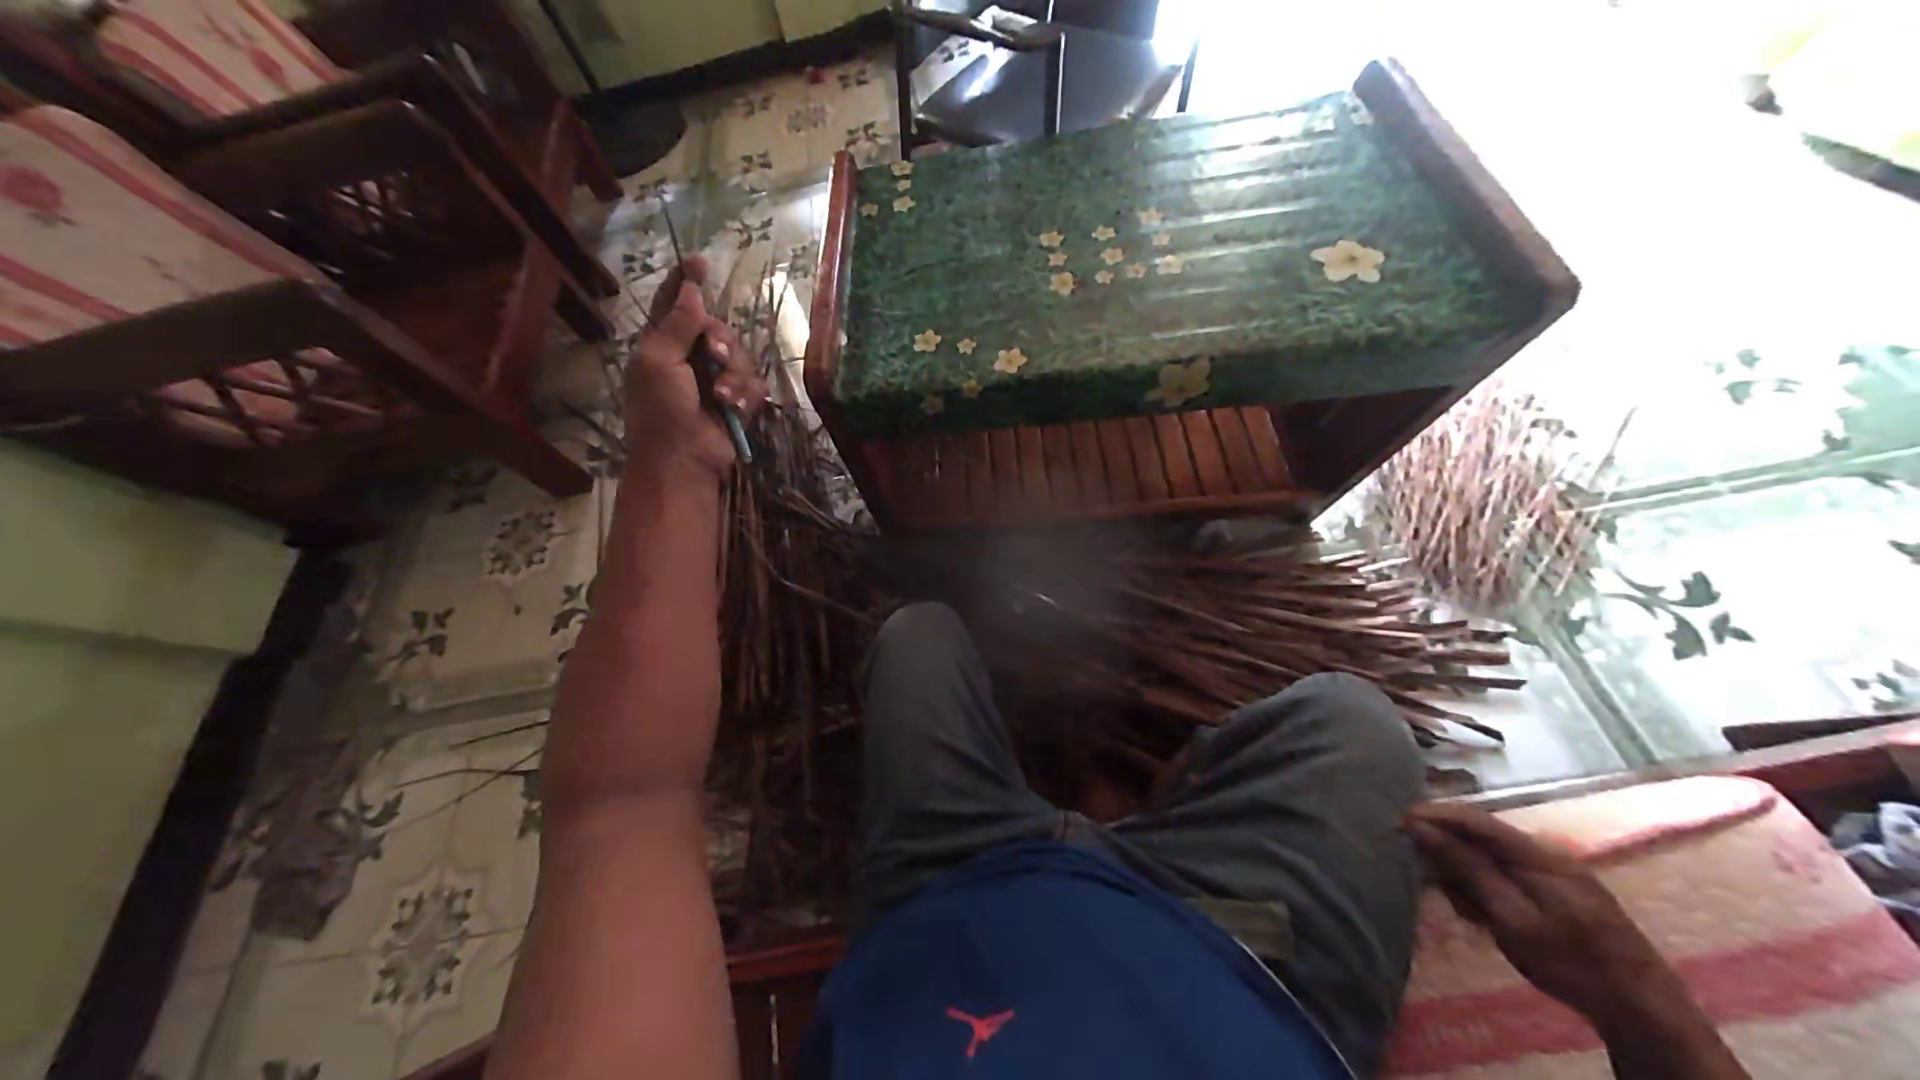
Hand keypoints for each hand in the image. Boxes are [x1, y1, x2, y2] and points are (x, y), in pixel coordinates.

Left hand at [626, 256, 767, 478]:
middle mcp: (689, 358)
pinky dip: (746, 396)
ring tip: (723, 398)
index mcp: (661, 344)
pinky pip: (754, 384)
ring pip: (740, 356)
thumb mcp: (659, 361)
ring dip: (734, 376)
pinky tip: (736, 410)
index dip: (687, 282)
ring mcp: (715, 381)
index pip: (674, 304)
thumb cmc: (661, 411)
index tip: (700, 262)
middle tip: (714, 355)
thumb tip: (692, 290)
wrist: (683, 460)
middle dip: (720, 342)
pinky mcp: (737, 402)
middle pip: (717, 329)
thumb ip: (677, 324)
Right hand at [1405, 804, 1748, 1079]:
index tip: (1396, 824)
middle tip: (1434, 886)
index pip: (1472, 817)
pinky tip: (1483, 915)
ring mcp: (1551, 871)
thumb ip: (1466, 868)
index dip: (1431, 815)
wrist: (1642, 1008)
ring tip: (1467, 913)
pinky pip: (1504, 874)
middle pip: (1477, 834)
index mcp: (1535, 853)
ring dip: (1465, 877)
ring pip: (1488, 856)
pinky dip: (1484, 889)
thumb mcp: (1510, 917)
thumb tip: (1421, 827)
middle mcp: (1543, 852)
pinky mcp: (1554, 889)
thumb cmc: (1571, 961)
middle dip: (1448, 854)